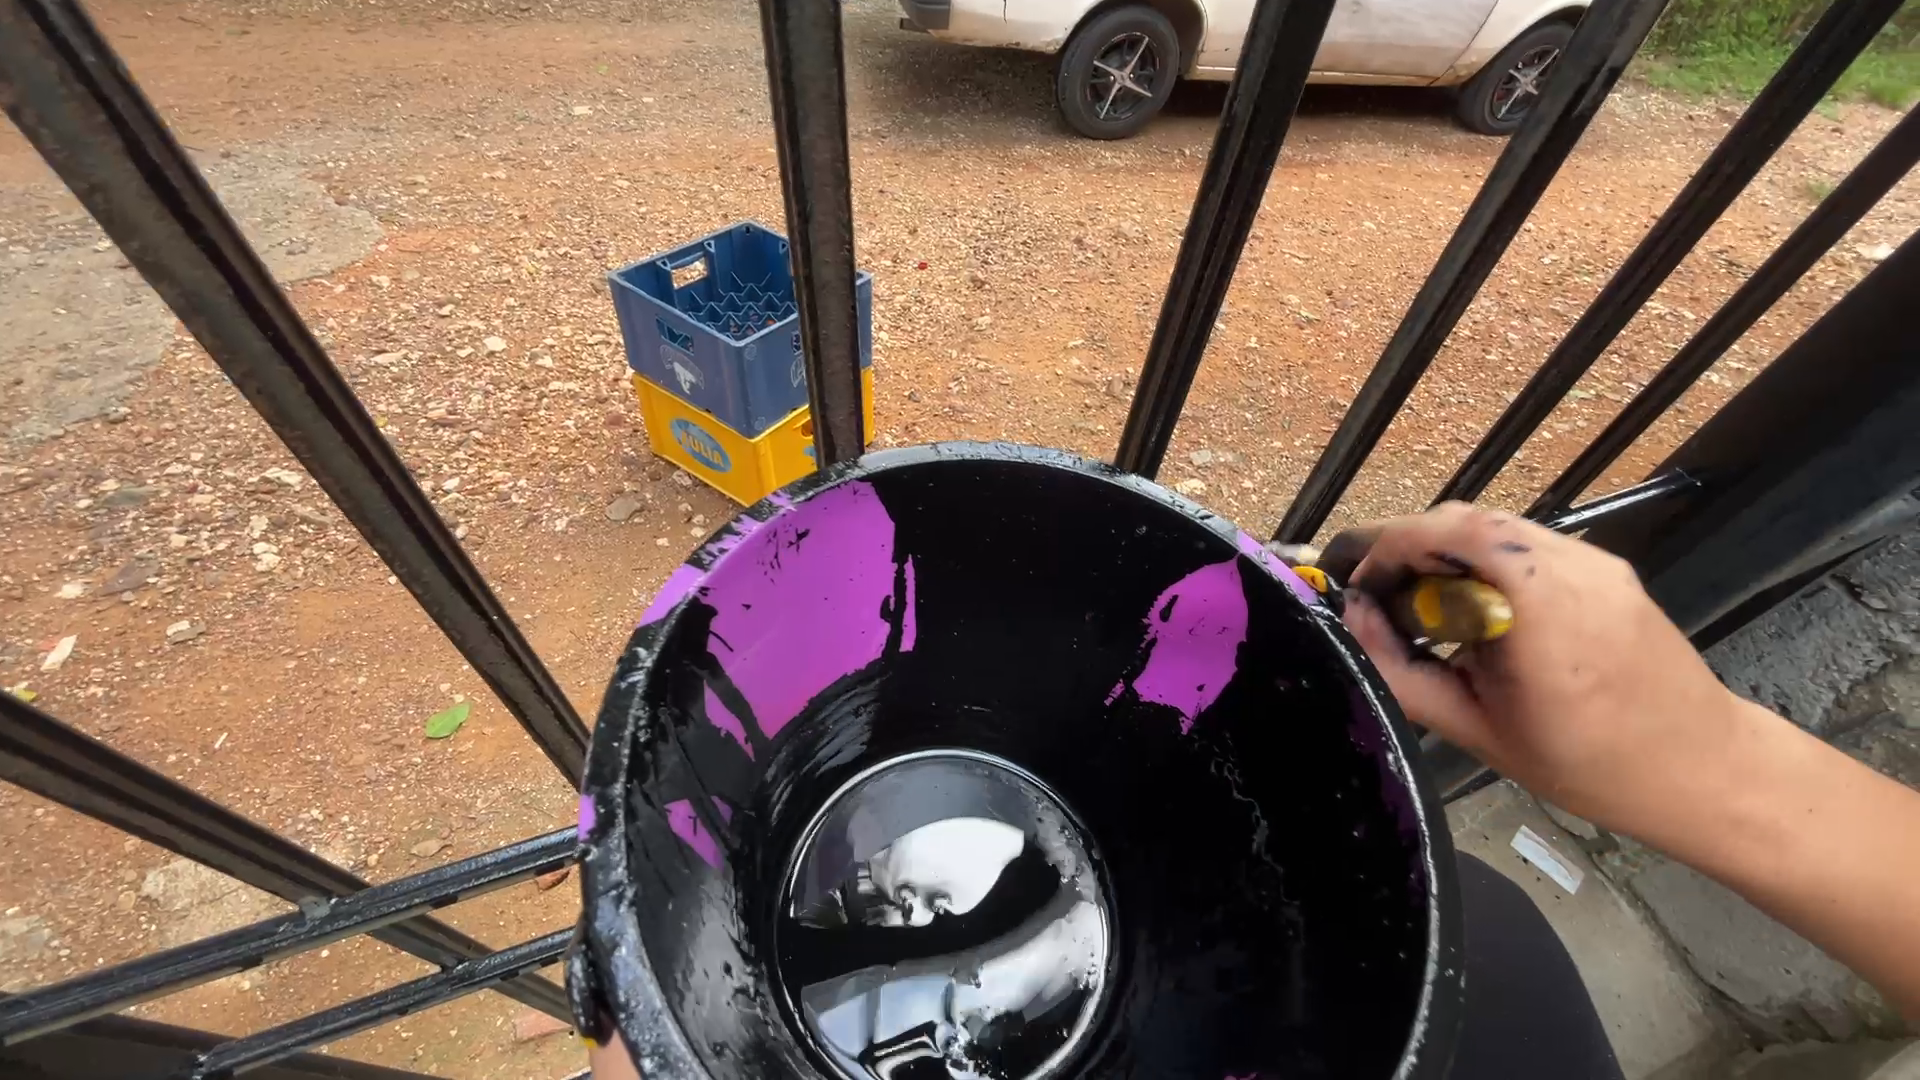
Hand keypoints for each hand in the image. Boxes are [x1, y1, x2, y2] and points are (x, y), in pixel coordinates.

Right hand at [1337, 502, 1742, 835]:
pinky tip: (1466, 604)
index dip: (1386, 547)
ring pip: (1488, 523)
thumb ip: (1397, 669)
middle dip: (1403, 546)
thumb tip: (1349, 615)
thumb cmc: (1585, 763)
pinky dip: (1472, 558)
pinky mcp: (1603, 565)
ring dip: (1436, 550)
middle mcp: (1574, 567)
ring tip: (1417, 602)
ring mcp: (1595, 560)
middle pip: (1462, 519)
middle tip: (1377, 595)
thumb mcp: (1471, 728)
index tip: (1358, 588)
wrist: (1707, 771)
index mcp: (1543, 610)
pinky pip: (1518, 540)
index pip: (1448, 533)